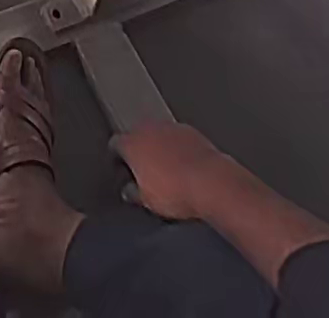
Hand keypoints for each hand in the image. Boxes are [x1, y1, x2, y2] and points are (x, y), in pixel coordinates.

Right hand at [110, 122, 236, 219]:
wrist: (212, 184)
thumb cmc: (177, 192)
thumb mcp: (148, 201)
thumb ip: (133, 193)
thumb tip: (130, 192)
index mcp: (130, 143)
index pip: (115, 145)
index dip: (117, 158)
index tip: (122, 168)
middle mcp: (146, 129)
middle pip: (136, 136)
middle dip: (140, 150)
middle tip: (147, 171)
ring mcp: (169, 127)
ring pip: (157, 135)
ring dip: (160, 147)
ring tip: (169, 169)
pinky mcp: (190, 131)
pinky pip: (178, 137)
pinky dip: (179, 148)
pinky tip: (186, 165)